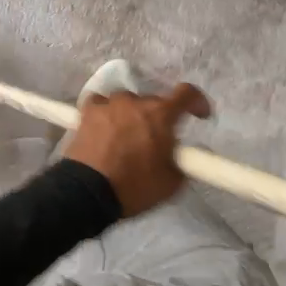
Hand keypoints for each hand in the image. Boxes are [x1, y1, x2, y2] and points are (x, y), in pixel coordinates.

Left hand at [62, 84, 211, 216]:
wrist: (88, 191)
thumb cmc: (135, 186)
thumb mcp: (172, 181)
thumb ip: (181, 160)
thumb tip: (177, 153)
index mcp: (160, 115)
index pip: (187, 94)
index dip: (197, 102)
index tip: (199, 115)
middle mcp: (135, 102)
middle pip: (154, 102)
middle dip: (160, 118)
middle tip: (156, 139)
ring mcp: (108, 104)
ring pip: (126, 102)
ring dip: (131, 114)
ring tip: (127, 134)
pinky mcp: (87, 112)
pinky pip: (100, 103)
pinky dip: (106, 112)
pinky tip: (104, 126)